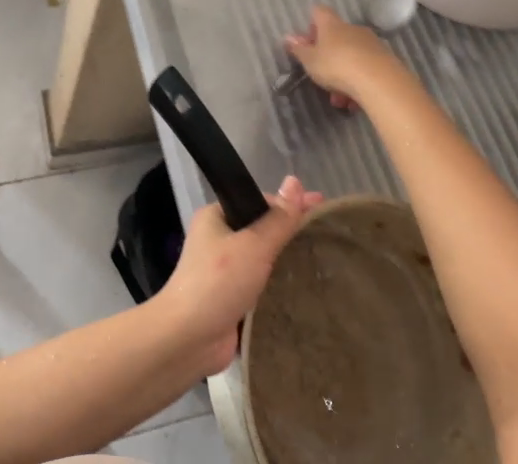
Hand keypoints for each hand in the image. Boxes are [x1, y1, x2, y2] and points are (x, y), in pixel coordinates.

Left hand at [153, 176, 323, 374]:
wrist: (188, 338)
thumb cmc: (218, 282)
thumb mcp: (253, 245)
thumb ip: (278, 218)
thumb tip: (295, 181)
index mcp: (215, 217)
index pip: (258, 202)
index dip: (289, 205)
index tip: (322, 208)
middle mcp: (217, 240)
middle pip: (262, 231)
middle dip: (291, 234)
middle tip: (329, 237)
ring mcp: (223, 272)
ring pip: (263, 260)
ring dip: (287, 262)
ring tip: (325, 263)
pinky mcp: (231, 299)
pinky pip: (261, 285)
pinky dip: (280, 286)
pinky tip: (307, 289)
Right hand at [284, 4, 406, 109]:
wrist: (379, 81)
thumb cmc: (336, 66)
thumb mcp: (310, 61)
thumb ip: (298, 49)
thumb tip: (288, 37)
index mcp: (332, 25)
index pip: (319, 12)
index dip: (312, 24)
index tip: (307, 42)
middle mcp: (352, 29)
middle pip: (337, 36)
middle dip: (327, 56)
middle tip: (320, 76)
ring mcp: (371, 43)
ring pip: (351, 56)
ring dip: (343, 74)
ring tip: (338, 99)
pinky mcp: (386, 60)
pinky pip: (366, 69)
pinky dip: (358, 82)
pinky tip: (353, 101)